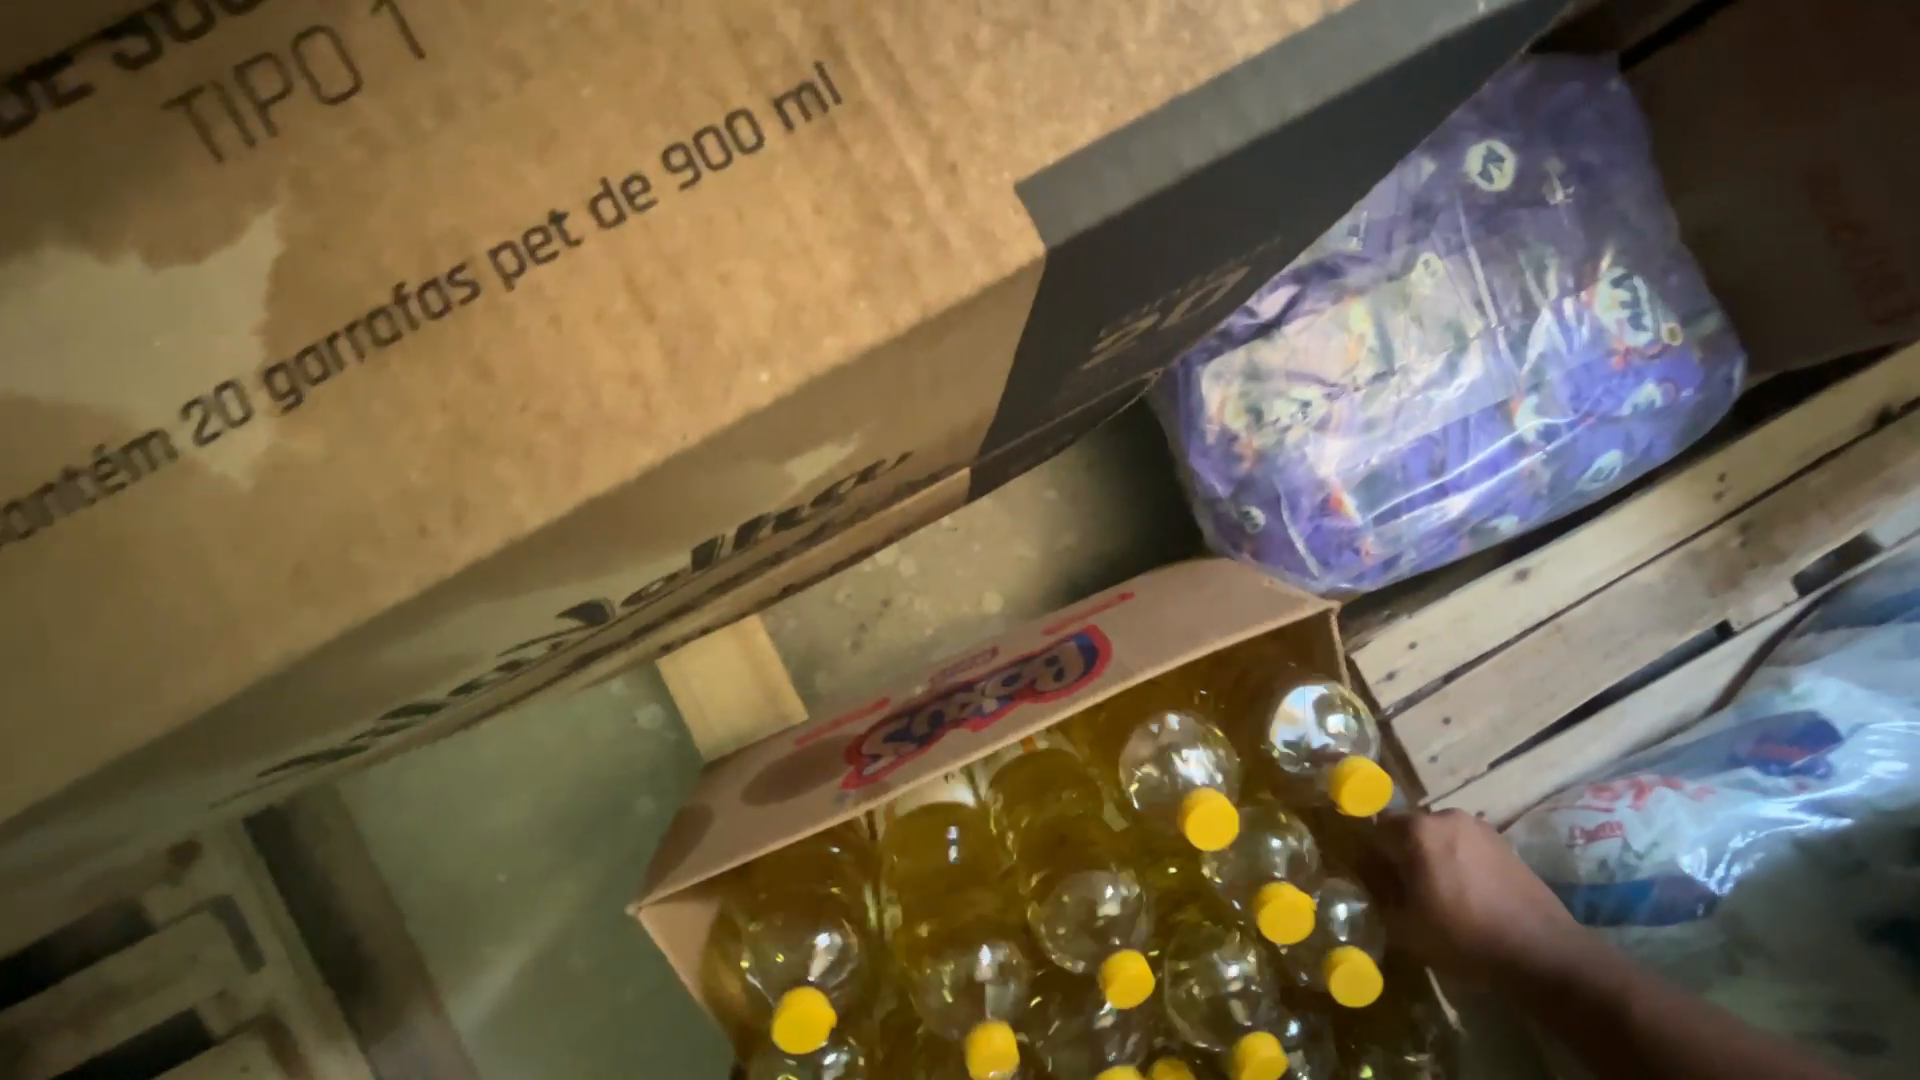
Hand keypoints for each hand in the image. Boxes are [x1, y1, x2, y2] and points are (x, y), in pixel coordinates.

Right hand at [1357, 808, 1592, 987]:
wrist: (1545, 954)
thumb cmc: (1465, 938)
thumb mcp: (1403, 924)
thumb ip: (1376, 889)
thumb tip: (1365, 870)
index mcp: (1415, 830)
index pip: (1374, 829)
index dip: (1372, 856)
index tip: (1378, 883)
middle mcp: (1444, 816)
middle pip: (1406, 828)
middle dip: (1402, 853)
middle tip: (1408, 890)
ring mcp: (1478, 827)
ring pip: (1436, 836)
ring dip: (1432, 856)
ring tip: (1442, 893)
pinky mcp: (1503, 842)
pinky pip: (1464, 844)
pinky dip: (1459, 861)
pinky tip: (1469, 894)